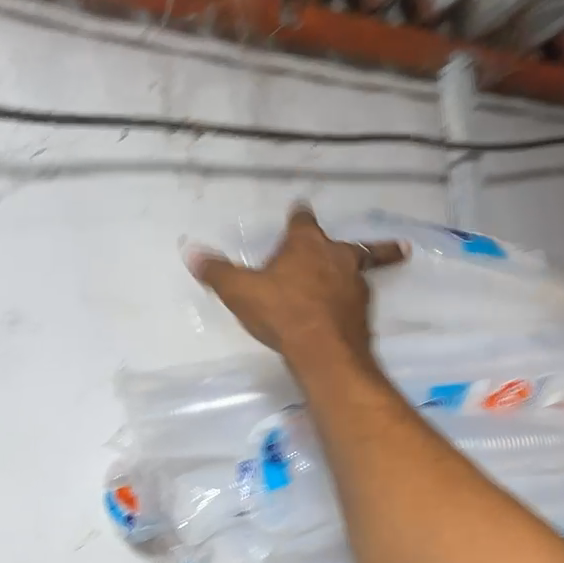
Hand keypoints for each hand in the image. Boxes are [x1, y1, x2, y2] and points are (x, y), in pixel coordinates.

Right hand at [188, 204, 405, 372]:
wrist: (323, 350)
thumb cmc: (281, 312)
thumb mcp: (240, 292)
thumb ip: (217, 272)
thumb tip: (190, 252)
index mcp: (306, 244)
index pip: (302, 220)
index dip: (298, 216)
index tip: (299, 212)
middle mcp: (337, 256)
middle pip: (348, 244)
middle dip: (354, 245)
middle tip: (373, 245)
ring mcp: (355, 285)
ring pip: (359, 273)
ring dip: (355, 276)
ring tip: (355, 282)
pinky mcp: (363, 313)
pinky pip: (358, 304)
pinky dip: (353, 306)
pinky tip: (348, 316)